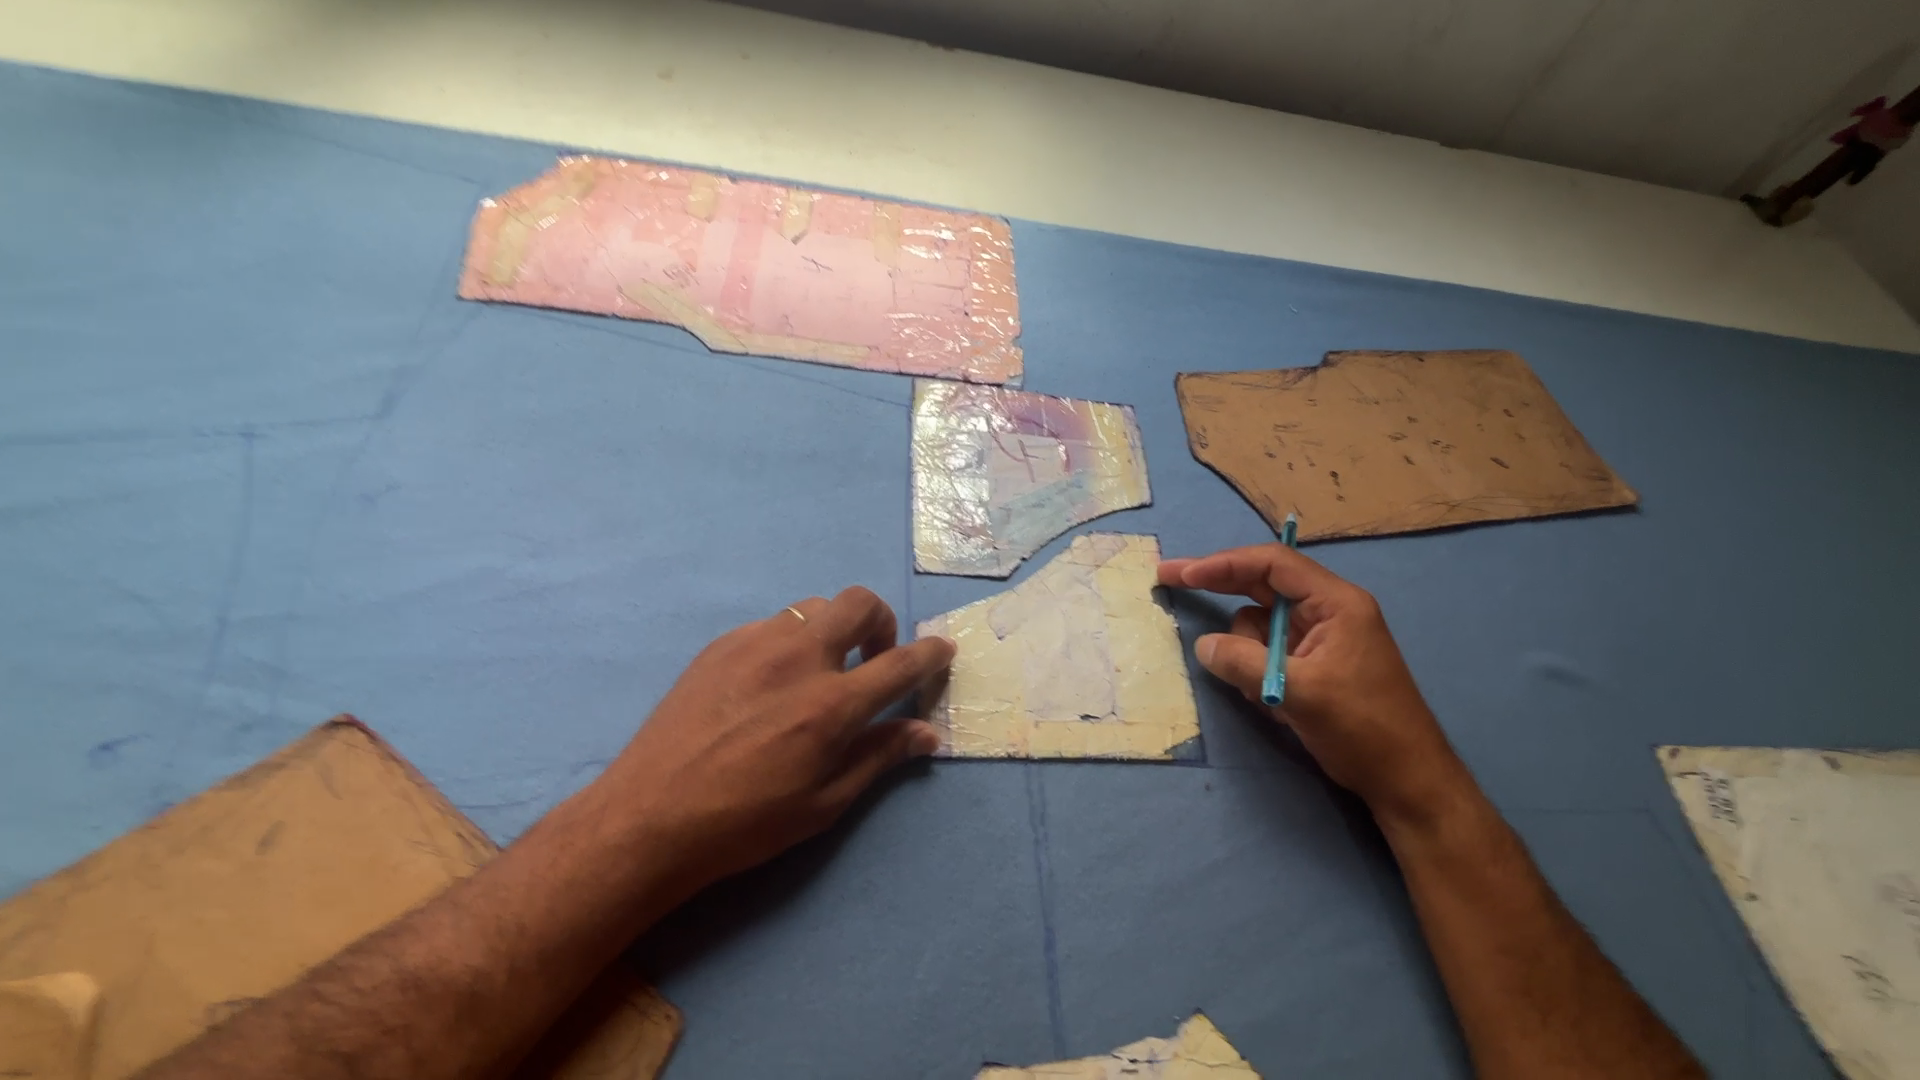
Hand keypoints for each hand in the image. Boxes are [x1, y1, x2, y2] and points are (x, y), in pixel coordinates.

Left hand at [593, 587, 954, 894]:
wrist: (649, 816)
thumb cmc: (745, 823)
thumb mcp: (824, 804)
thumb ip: (879, 758)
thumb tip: (928, 734)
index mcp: (830, 705)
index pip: (900, 664)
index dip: (931, 654)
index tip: (943, 649)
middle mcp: (798, 658)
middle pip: (859, 603)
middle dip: (882, 622)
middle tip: (874, 658)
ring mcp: (755, 644)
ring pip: (814, 607)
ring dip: (834, 630)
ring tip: (820, 671)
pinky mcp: (721, 645)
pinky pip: (772, 625)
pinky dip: (790, 641)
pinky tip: (771, 683)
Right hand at [1157, 544, 1466, 819]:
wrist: (1406, 780)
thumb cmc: (1363, 728)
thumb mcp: (1299, 693)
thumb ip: (1244, 663)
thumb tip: (1203, 645)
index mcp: (1335, 603)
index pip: (1272, 565)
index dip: (1224, 564)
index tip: (1183, 573)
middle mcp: (1326, 612)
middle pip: (1261, 586)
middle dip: (1219, 586)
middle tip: (1169, 580)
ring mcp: (1318, 639)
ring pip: (1258, 628)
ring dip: (1246, 655)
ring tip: (1266, 696)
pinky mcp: (1312, 665)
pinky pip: (1267, 655)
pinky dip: (1258, 674)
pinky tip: (1274, 705)